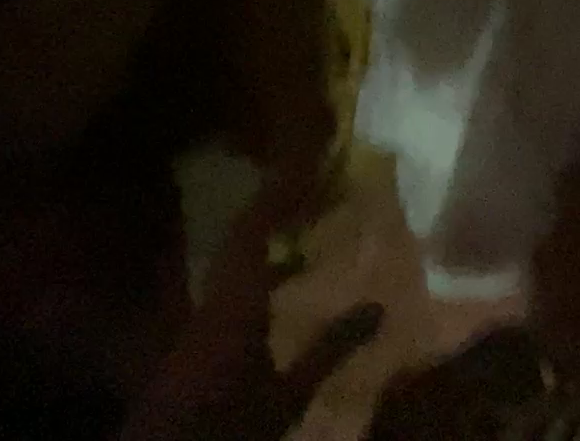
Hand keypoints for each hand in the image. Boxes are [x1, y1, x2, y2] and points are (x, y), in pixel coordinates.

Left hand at [121, 175, 383, 440]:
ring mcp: (201, 321)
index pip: (250, 234)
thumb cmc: (228, 427)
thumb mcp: (286, 396)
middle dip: (274, 208)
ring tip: (310, 223)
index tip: (305, 164)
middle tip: (313, 185)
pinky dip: (265, 269)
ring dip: (270, 237)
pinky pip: (235, 286)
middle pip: (240, 240)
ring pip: (236, 262)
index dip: (276, 196)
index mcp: (234, 305)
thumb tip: (379, 307)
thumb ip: (330, 349)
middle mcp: (213, 302)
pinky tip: (292, 278)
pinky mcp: (199, 340)